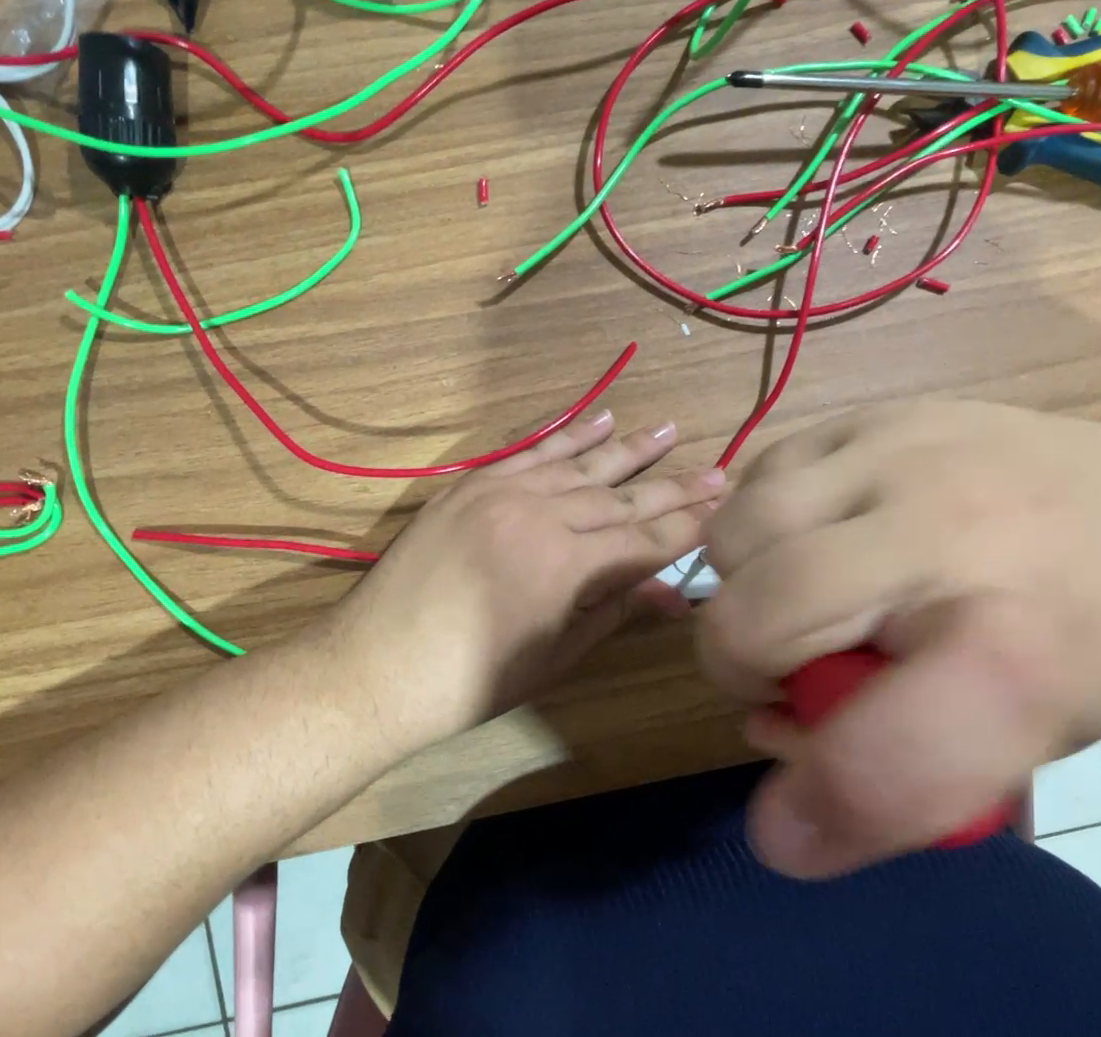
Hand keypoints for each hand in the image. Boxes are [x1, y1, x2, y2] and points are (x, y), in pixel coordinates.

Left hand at [324, 410, 724, 752]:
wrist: (375, 666)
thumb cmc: (472, 681)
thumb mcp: (553, 655)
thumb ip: (614, 611)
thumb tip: (674, 594)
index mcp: (567, 564)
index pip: (645, 538)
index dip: (689, 527)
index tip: (725, 511)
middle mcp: (540, 514)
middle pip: (621, 496)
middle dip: (673, 486)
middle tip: (718, 470)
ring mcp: (501, 492)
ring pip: (580, 464)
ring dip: (628, 448)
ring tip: (668, 429)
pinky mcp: (470, 484)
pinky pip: (530, 451)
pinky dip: (567, 434)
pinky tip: (600, 417)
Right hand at [696, 401, 1100, 877]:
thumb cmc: (1089, 647)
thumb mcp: (1021, 745)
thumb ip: (891, 777)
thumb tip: (769, 766)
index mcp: (1014, 656)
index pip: (873, 761)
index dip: (811, 808)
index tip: (797, 817)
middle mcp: (947, 535)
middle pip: (752, 622)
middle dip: (745, 668)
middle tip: (794, 669)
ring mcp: (903, 452)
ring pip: (733, 535)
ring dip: (745, 586)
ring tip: (802, 595)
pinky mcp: (878, 409)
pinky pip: (755, 475)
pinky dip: (762, 524)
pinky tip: (818, 536)